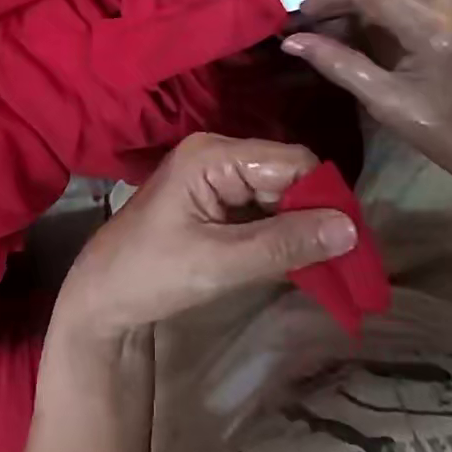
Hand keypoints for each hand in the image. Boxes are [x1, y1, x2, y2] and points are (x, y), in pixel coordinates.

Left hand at [52, 134, 357, 341]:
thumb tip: (350, 229)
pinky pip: (263, 205)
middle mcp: (218, 152)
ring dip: (301, 224)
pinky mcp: (217, 196)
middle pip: (285, 173)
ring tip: (329, 260)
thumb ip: (284, 245)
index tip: (350, 238)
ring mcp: (217, 173)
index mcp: (212, 154)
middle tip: (345, 256)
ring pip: (278, 190)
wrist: (100, 298)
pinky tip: (299, 256)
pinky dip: (282, 230)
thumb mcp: (219, 264)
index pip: (289, 161)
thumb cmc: (150, 275)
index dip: (323, 195)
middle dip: (314, 212)